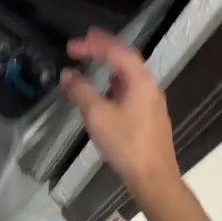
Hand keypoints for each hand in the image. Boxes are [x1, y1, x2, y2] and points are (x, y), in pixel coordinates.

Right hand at [61, 29, 180, 201]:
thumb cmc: (126, 144)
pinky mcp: (150, 117)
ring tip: (93, 64)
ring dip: (111, 66)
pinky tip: (106, 92)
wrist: (154, 178)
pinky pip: (131, 90)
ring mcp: (152, 103)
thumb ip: (81, 91)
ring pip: (130, 76)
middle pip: (127, 59)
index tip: (72, 47)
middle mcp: (150, 87)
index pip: (117, 52)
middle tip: (85, 42)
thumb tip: (68, 74)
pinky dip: (115, 83)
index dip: (94, 45)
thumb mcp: (97, 116)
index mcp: (140, 81)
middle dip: (105, 49)